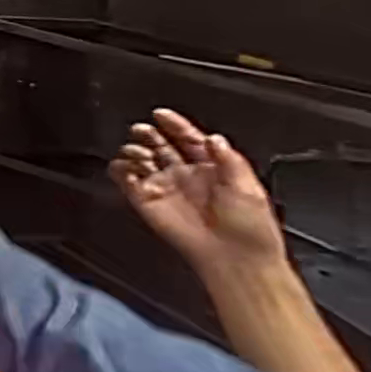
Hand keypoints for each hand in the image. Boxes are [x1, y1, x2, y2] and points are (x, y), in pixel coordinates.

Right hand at [109, 109, 286, 274]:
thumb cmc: (250, 229)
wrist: (233, 257)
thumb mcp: (250, 191)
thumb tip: (214, 138)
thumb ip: (230, 162)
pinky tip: (128, 166)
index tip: (162, 114)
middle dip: (148, 133)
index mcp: (212, 171)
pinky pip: (122, 175)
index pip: (190, 140)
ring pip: (138, 157)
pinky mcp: (143, 197)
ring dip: (135, 150)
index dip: (176, 125)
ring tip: (140, 153)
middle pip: (159, 145)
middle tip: (142, 129)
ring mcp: (163, 185)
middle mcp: (185, 175)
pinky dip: (120, 167)